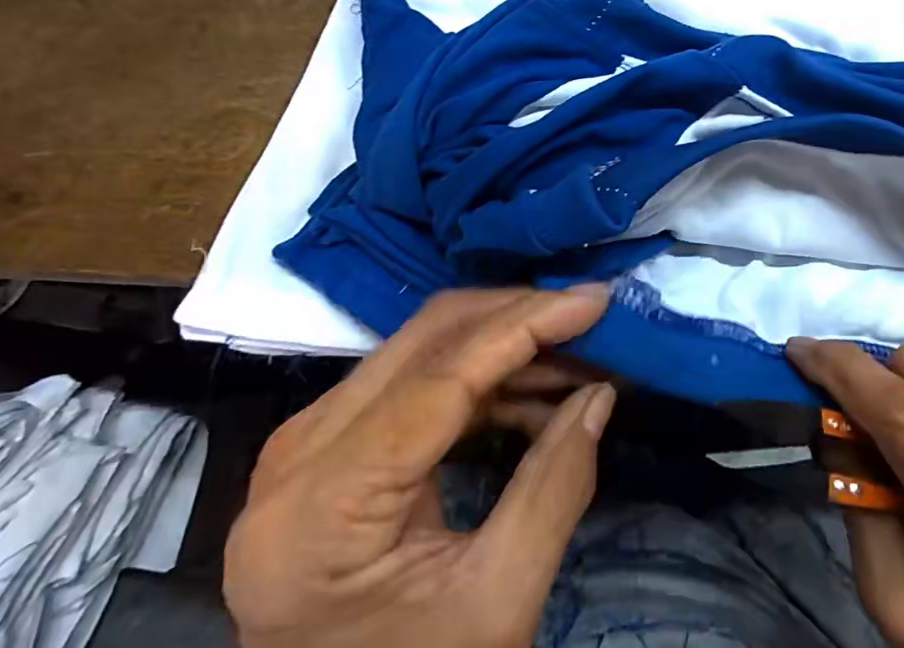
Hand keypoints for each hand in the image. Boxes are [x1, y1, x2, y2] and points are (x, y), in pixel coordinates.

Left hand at [224, 286, 616, 647]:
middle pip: (429, 339)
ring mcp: (312, 441)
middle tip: (598, 321)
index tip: (599, 300)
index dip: (528, 324)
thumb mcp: (497, 603)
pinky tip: (543, 393)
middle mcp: (302, 450)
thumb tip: (602, 394)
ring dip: (510, 342)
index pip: (443, 374)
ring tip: (584, 359)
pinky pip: (421, 378)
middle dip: (523, 317)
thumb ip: (555, 488)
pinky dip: (488, 374)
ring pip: (427, 345)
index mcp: (325, 503)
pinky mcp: (334, 445)